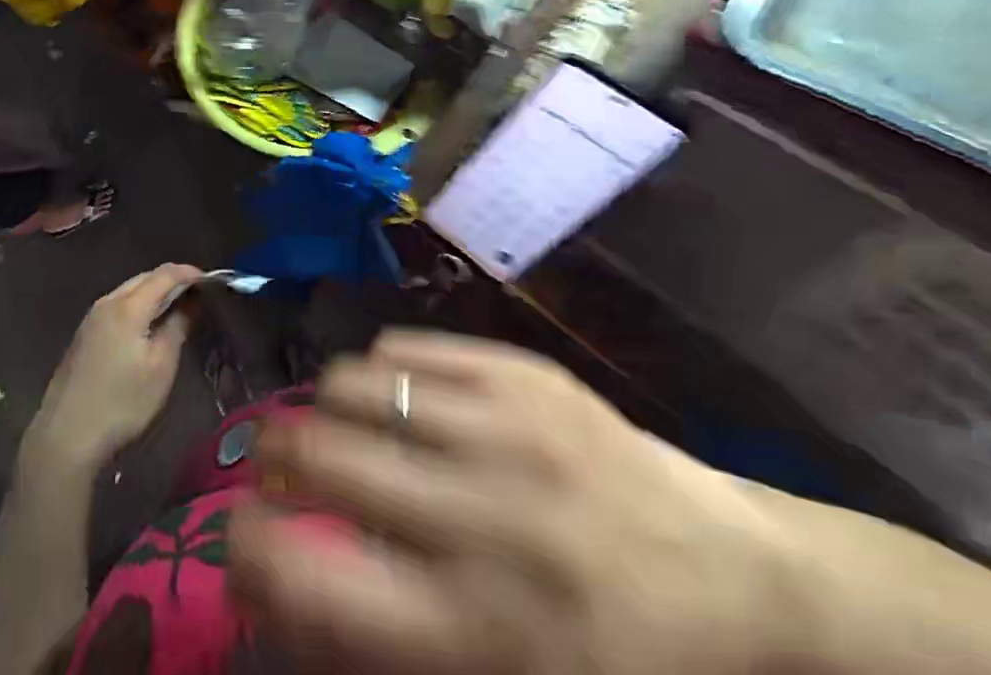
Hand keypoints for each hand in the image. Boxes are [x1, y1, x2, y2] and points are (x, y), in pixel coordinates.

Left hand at [25, 264, 203, 468]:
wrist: (68, 433)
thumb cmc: (123, 402)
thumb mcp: (161, 367)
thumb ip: (177, 327)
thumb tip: (192, 302)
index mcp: (127, 307)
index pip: (163, 275)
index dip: (188, 273)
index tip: (210, 280)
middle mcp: (106, 303)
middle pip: (143, 279)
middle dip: (171, 280)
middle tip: (197, 294)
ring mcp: (91, 318)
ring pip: (128, 291)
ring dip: (154, 293)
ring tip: (178, 307)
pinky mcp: (84, 334)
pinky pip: (117, 306)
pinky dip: (138, 306)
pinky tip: (149, 324)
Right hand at [230, 330, 822, 674]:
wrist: (753, 587)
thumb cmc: (619, 661)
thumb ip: (376, 640)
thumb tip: (272, 582)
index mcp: (480, 631)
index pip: (307, 578)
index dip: (245, 547)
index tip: (236, 531)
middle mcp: (489, 521)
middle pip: (318, 456)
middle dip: (272, 457)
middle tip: (276, 465)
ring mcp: (512, 430)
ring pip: (351, 384)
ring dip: (323, 409)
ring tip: (340, 428)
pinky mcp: (528, 374)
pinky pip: (404, 346)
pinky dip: (380, 372)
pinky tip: (400, 400)